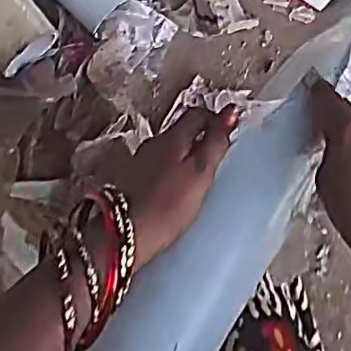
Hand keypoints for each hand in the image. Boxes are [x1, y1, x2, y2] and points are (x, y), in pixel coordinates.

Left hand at [99, 105, 238, 267]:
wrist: (120, 238)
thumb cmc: (166, 206)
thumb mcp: (200, 173)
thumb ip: (215, 142)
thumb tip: (230, 112)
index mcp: (172, 137)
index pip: (197, 113)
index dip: (215, 119)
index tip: (227, 133)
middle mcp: (153, 143)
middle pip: (181, 130)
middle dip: (200, 137)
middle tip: (216, 156)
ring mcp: (138, 162)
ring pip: (168, 149)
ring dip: (184, 155)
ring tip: (197, 176)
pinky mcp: (129, 182)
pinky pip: (157, 167)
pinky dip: (170, 171)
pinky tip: (174, 190)